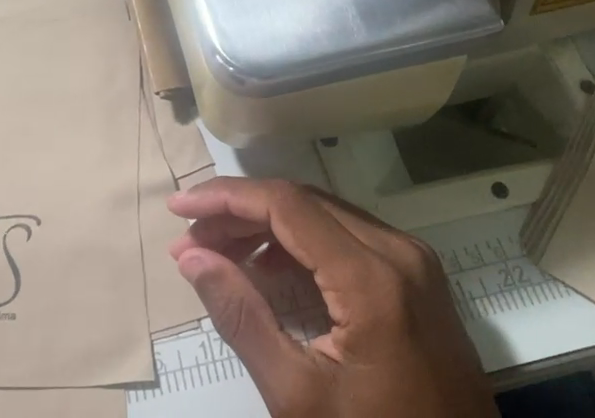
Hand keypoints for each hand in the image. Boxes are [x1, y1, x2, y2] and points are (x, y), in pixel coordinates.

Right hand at [169, 177, 498, 417]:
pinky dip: (301, 244)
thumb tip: (193, 256)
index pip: (286, 205)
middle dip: (240, 213)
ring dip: (267, 226)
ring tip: (217, 253)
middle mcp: (397, 251)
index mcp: (372, 278)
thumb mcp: (297, 395)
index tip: (178, 209)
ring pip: (324, 216)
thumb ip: (242, 317)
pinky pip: (347, 237)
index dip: (226, 198)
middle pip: (303, 203)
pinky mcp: (416, 276)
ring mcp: (413, 261)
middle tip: (190, 241)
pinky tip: (267, 268)